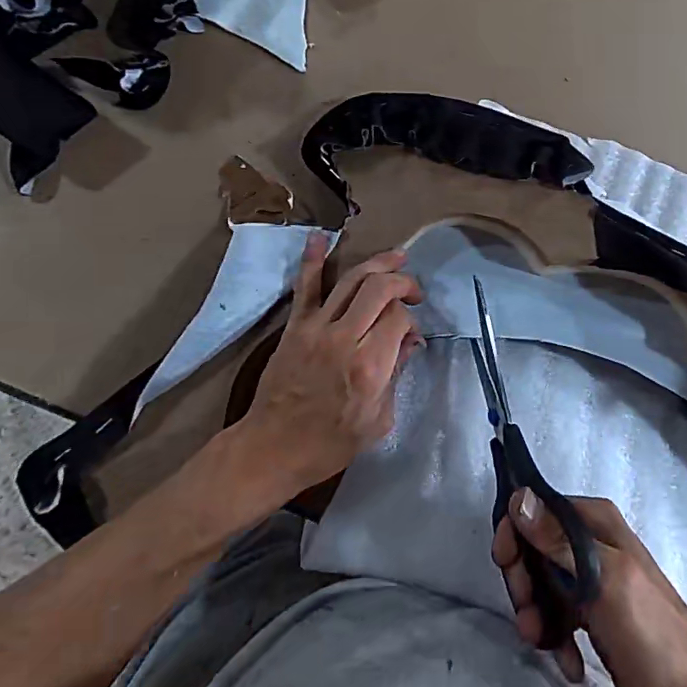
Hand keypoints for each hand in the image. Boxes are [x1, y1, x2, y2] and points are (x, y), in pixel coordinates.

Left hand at [233, 233, 422, 497]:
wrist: (272, 448)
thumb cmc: (330, 443)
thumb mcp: (378, 420)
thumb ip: (396, 376)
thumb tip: (409, 342)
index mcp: (370, 366)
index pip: (400, 320)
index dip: (412, 320)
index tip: (411, 334)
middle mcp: (345, 339)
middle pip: (381, 289)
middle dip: (403, 282)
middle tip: (413, 292)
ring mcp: (317, 329)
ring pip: (352, 280)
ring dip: (378, 263)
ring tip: (396, 257)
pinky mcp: (295, 327)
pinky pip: (306, 287)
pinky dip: (313, 259)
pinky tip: (320, 237)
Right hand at [495, 492, 686, 686]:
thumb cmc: (648, 628)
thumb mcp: (602, 578)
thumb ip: (559, 540)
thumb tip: (520, 497)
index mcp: (597, 521)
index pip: (538, 510)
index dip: (516, 535)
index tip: (505, 565)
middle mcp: (591, 542)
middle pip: (534, 549)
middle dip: (525, 584)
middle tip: (527, 615)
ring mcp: (590, 578)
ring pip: (541, 585)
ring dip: (537, 615)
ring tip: (545, 644)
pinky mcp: (591, 611)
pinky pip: (557, 614)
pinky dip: (555, 637)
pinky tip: (569, 661)